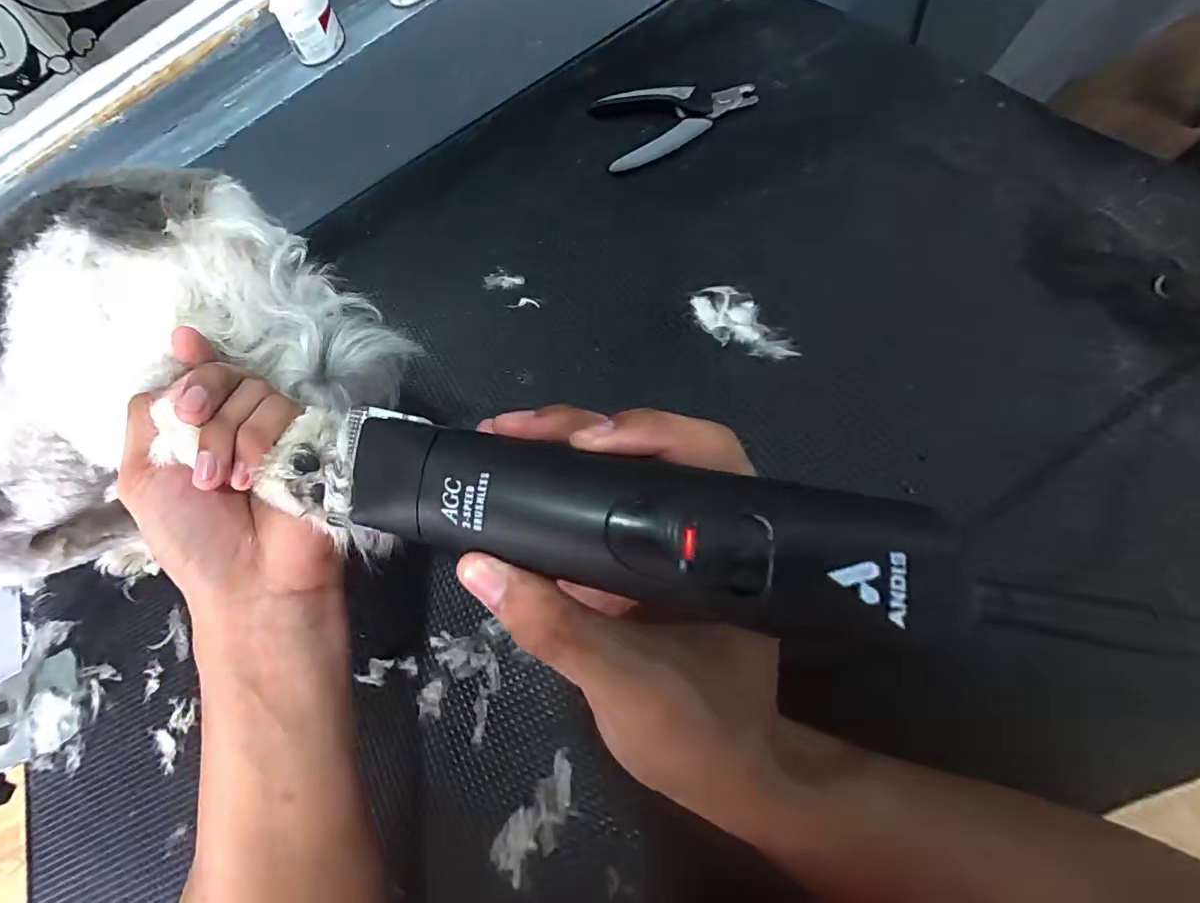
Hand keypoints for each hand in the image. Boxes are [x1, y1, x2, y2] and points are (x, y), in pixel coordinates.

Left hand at [117, 328, 341, 612]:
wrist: (249, 578)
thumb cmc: (191, 537)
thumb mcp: (143, 478)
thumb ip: (147, 419)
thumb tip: (172, 366)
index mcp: (197, 428)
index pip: (198, 374)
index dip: (194, 354)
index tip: (183, 340)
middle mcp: (236, 421)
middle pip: (220, 372)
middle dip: (200, 394)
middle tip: (191, 430)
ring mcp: (273, 427)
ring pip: (250, 389)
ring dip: (225, 436)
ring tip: (224, 482)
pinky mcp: (305, 433)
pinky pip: (278, 407)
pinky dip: (256, 441)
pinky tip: (252, 477)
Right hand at [455, 407, 838, 827]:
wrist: (717, 772)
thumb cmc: (696, 729)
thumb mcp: (624, 683)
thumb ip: (555, 627)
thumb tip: (477, 565)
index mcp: (723, 542)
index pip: (702, 452)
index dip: (648, 431)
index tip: (586, 443)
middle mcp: (696, 525)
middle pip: (646, 445)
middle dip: (578, 427)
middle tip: (512, 429)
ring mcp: (660, 537)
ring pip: (615, 465)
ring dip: (558, 444)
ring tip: (503, 437)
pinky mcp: (629, 552)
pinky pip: (592, 499)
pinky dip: (552, 481)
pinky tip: (512, 474)